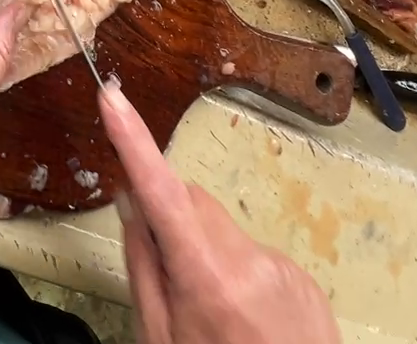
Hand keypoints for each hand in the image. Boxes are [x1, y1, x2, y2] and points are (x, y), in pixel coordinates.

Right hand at [99, 83, 341, 343]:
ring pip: (220, 226)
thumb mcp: (158, 337)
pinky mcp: (304, 279)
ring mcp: (283, 267)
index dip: (132, 139)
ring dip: (204, 246)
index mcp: (206, 278)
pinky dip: (238, 269)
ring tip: (212, 306)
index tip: (112, 95)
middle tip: (165, 269)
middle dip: (170, 216)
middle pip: (191, 202)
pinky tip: (245, 316)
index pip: (160, 191)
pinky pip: (252, 252)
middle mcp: (249, 260)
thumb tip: (132, 200)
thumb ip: (143, 265)